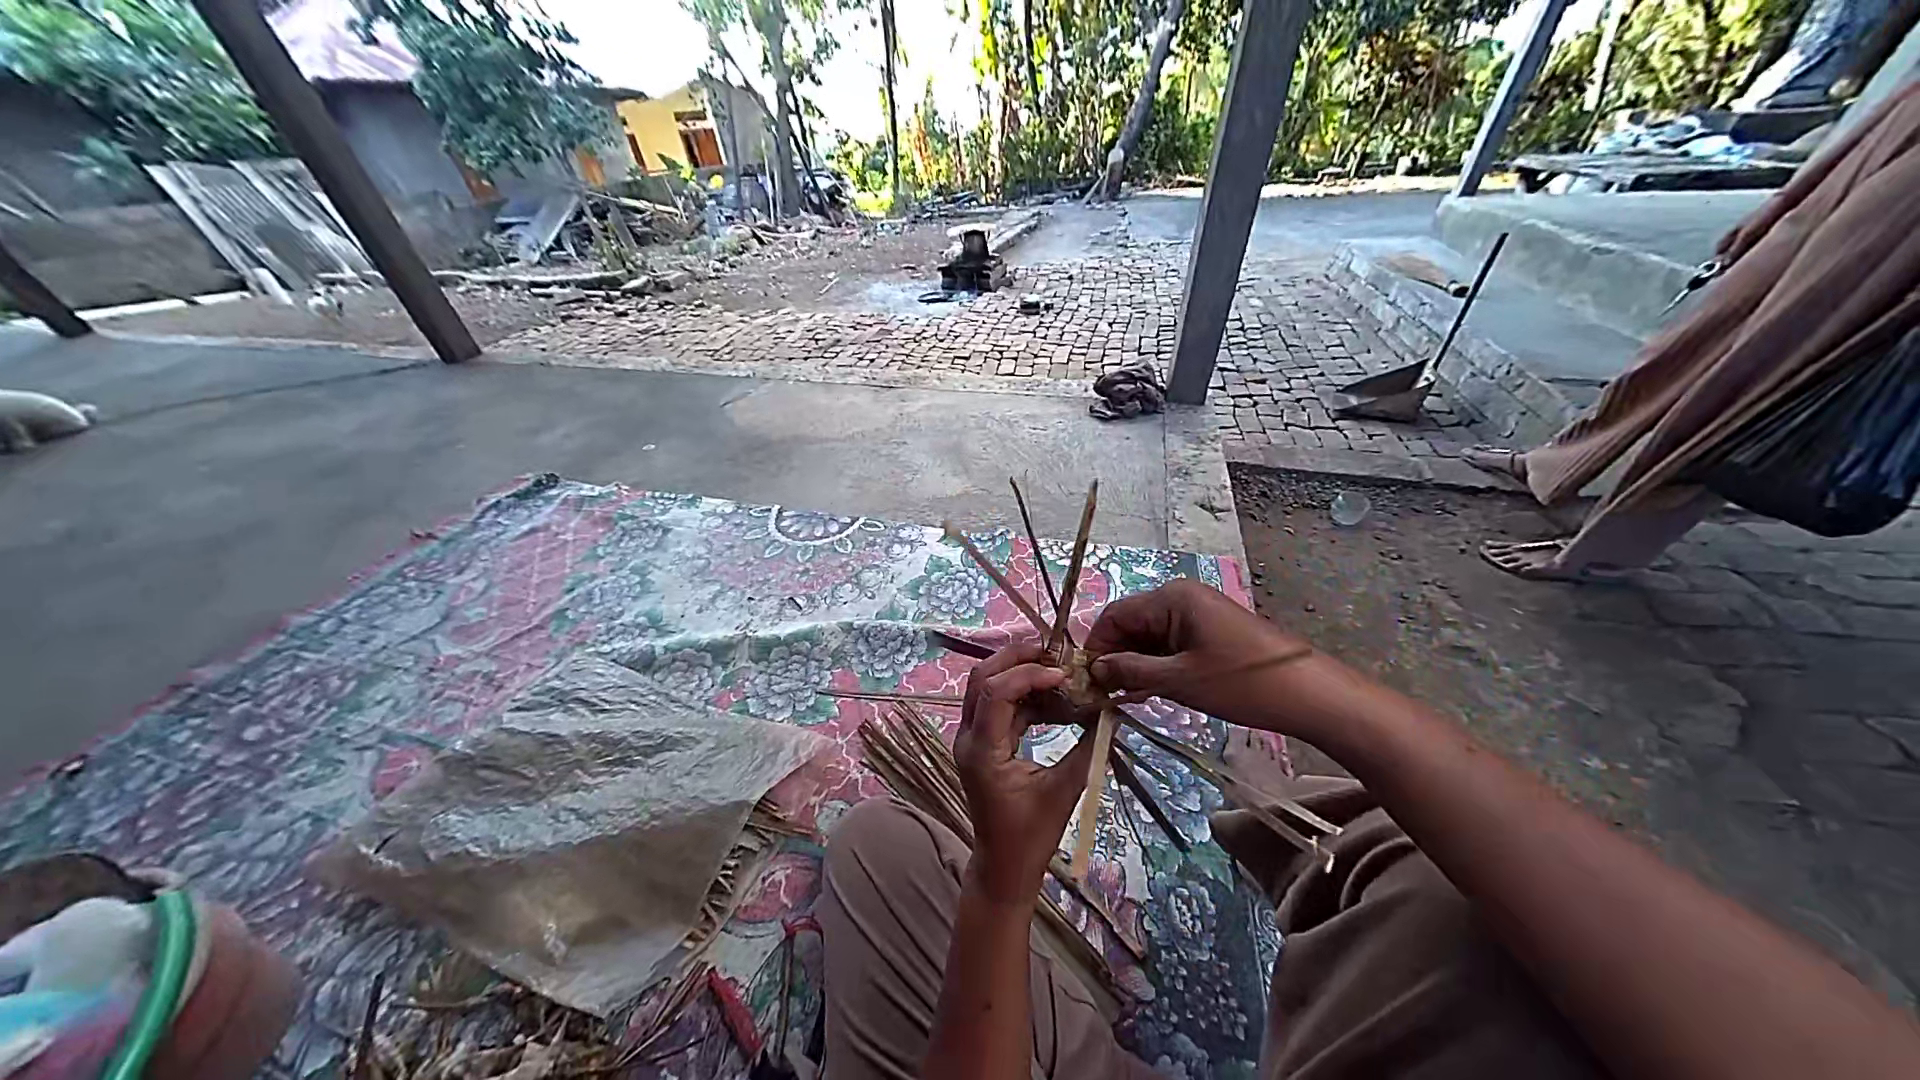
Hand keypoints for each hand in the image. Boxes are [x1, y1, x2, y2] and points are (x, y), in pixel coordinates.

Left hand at [955, 645, 1098, 904]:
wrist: (1004, 867)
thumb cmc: (1031, 836)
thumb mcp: (1063, 791)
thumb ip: (1086, 748)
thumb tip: (1108, 712)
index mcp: (982, 750)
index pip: (995, 692)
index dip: (1028, 674)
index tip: (1064, 674)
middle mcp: (969, 736)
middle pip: (982, 677)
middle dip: (1016, 658)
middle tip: (1056, 654)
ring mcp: (972, 738)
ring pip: (987, 686)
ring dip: (1019, 673)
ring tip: (1058, 671)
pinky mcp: (983, 742)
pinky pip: (999, 705)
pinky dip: (1023, 694)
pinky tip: (1053, 697)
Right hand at [1084, 579, 1315, 728]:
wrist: (1311, 695)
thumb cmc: (1242, 683)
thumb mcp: (1178, 679)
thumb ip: (1130, 670)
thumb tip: (1095, 670)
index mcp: (1172, 598)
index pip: (1115, 614)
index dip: (1095, 646)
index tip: (1084, 680)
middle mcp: (1182, 598)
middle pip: (1131, 623)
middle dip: (1114, 656)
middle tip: (1101, 694)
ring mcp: (1198, 615)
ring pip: (1149, 636)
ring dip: (1134, 664)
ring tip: (1122, 697)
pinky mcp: (1210, 633)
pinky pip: (1170, 644)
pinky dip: (1156, 666)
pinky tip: (1147, 691)